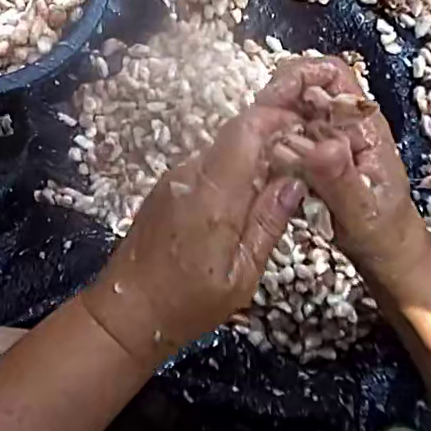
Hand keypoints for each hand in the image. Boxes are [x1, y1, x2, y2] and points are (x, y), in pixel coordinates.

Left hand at [78, 103, 308, 368]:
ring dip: (250, 159)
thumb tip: (294, 181)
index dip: (276, 119)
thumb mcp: (241, 275)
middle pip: (234, 136)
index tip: (304, 128)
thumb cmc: (186, 303)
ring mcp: (172, 180)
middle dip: (269, 139)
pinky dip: (229, 173)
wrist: (125, 311)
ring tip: (276, 184)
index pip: (245, 131)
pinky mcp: (164, 188)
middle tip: (300, 160)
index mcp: (212, 196)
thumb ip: (268, 223)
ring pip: (220, 151)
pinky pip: (204, 168)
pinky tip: (242, 201)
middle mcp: (188, 177)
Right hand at [257, 57, 430, 287]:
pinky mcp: (308, 157)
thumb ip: (339, 178)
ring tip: (254, 150)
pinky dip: (266, 146)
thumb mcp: (361, 210)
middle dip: (275, 100)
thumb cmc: (382, 232)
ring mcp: (323, 139)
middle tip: (254, 128)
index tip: (271, 98)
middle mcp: (340, 124)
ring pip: (288, 112)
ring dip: (267, 124)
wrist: (386, 254)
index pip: (331, 74)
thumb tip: (318, 145)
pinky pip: (281, 139)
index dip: (300, 75)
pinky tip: (260, 167)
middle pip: (302, 88)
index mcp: (362, 125)